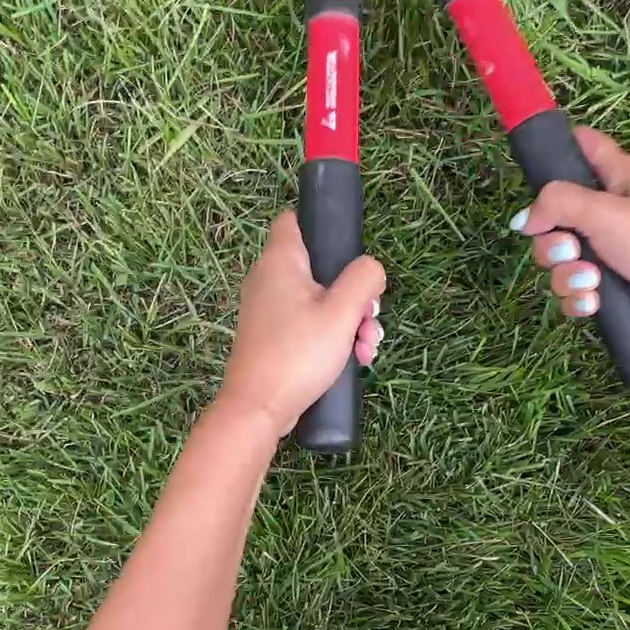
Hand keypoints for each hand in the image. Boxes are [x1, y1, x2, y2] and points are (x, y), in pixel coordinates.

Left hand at [218, 213, 385, 438]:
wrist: (259, 408)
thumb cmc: (298, 354)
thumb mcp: (342, 312)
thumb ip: (364, 279)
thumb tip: (371, 270)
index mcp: (281, 261)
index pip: (295, 221)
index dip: (324, 230)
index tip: (349, 257)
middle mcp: (270, 280)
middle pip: (322, 271)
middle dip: (355, 297)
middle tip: (369, 321)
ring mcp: (270, 312)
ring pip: (322, 303)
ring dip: (351, 324)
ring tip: (366, 351)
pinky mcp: (273, 338)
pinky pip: (310, 327)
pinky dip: (333, 339)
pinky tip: (355, 362)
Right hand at [512, 127, 629, 344]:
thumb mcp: (605, 211)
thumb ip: (557, 204)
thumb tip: (524, 219)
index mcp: (616, 179)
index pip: (583, 146)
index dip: (557, 150)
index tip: (534, 167)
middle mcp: (610, 212)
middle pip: (555, 218)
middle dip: (551, 242)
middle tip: (569, 250)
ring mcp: (610, 252)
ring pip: (561, 261)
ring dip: (567, 276)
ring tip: (591, 283)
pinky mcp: (611, 287)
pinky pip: (575, 290)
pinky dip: (578, 298)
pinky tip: (594, 304)